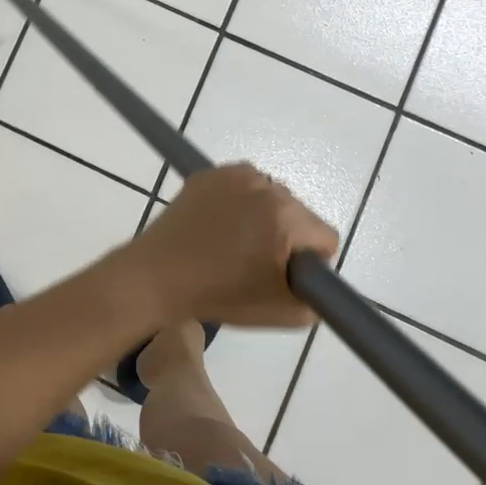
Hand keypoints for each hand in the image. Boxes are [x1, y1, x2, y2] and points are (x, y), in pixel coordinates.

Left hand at [125, 164, 338, 327]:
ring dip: (265, 215)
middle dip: (289, 235)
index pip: (326, 236)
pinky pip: (242, 184)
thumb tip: (316, 275)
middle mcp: (263, 186)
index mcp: (285, 216)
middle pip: (298, 212)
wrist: (160, 275)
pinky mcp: (207, 174)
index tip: (287, 274)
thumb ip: (318, 294)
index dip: (313, 261)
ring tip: (238, 242)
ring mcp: (231, 175)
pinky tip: (223, 223)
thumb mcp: (287, 311)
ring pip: (271, 195)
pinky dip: (241, 200)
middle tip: (259, 260)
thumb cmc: (223, 294)